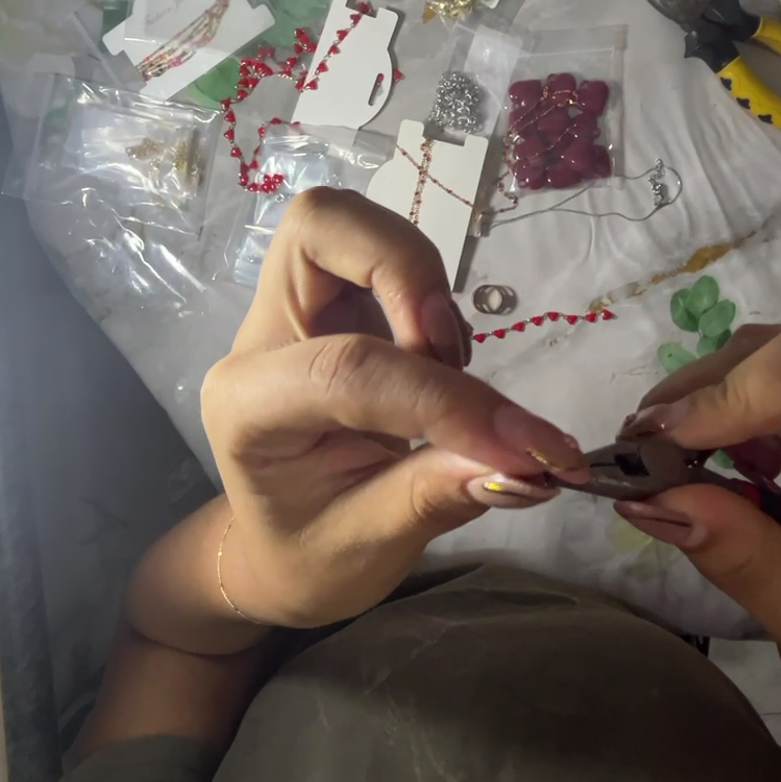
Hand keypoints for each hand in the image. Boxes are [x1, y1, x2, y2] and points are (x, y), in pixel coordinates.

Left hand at [195, 188, 587, 634]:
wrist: (278, 549)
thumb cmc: (309, 556)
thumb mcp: (372, 545)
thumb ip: (442, 492)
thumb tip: (531, 461)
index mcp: (248, 408)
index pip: (349, 369)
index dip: (447, 400)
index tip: (532, 448)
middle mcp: (261, 341)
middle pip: (322, 225)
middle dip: (408, 269)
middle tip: (450, 355)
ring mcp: (293, 312)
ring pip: (353, 226)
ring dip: (424, 285)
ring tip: (448, 373)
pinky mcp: (330, 307)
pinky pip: (383, 258)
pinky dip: (429, 295)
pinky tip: (440, 364)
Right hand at [618, 319, 780, 677]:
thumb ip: (733, 550)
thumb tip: (645, 495)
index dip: (730, 395)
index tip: (658, 444)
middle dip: (704, 397)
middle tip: (641, 451)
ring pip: (776, 349)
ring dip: (711, 397)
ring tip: (674, 454)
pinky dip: (734, 399)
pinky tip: (721, 446)